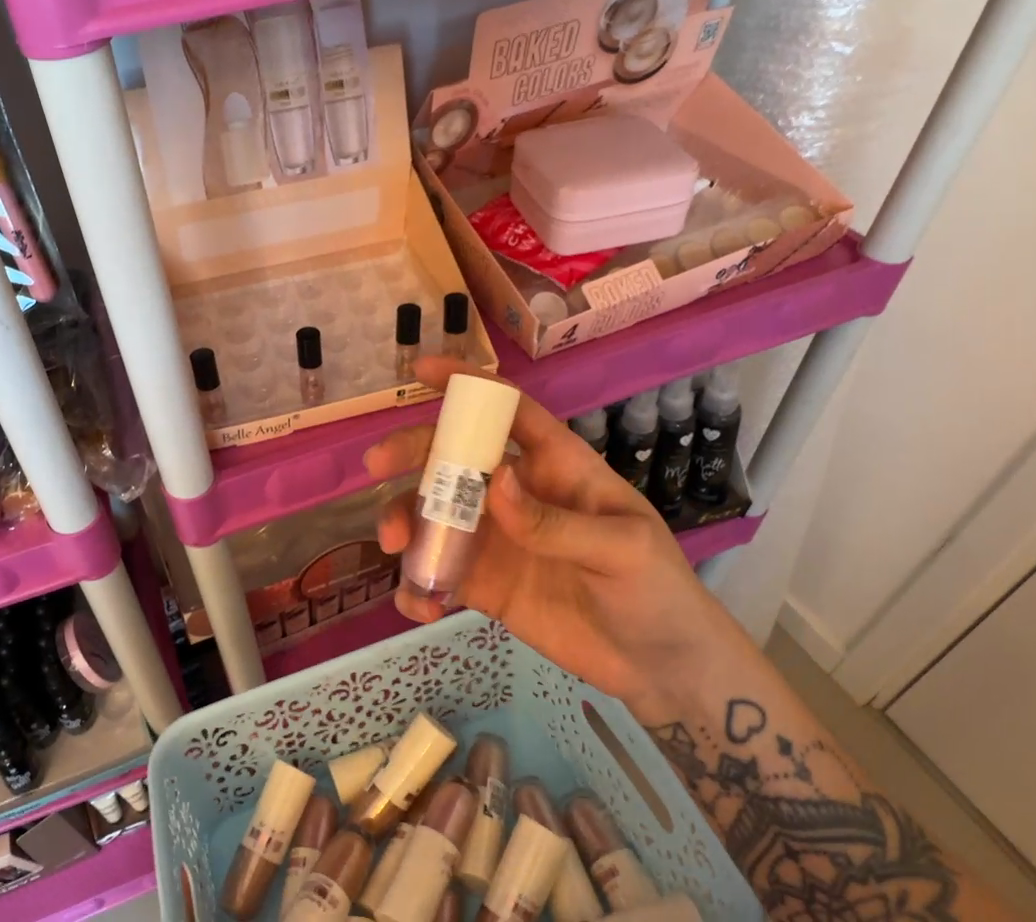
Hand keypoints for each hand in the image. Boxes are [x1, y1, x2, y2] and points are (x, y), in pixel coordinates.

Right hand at [367, 357, 743, 716]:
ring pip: (433, 514)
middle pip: (454, 457)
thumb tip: (494, 484)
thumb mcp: (620, 549)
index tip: (420, 370)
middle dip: (411, 454)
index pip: (508, 411)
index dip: (466, 385)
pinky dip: (417, 586)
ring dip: (404, 521)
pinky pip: (436, 575)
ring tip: (397, 548)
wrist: (660, 666)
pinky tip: (419, 605)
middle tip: (375, 466)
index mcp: (555, 467)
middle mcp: (517, 494)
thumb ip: (555, 521)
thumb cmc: (655, 590)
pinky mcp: (483, 586)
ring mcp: (496, 540)